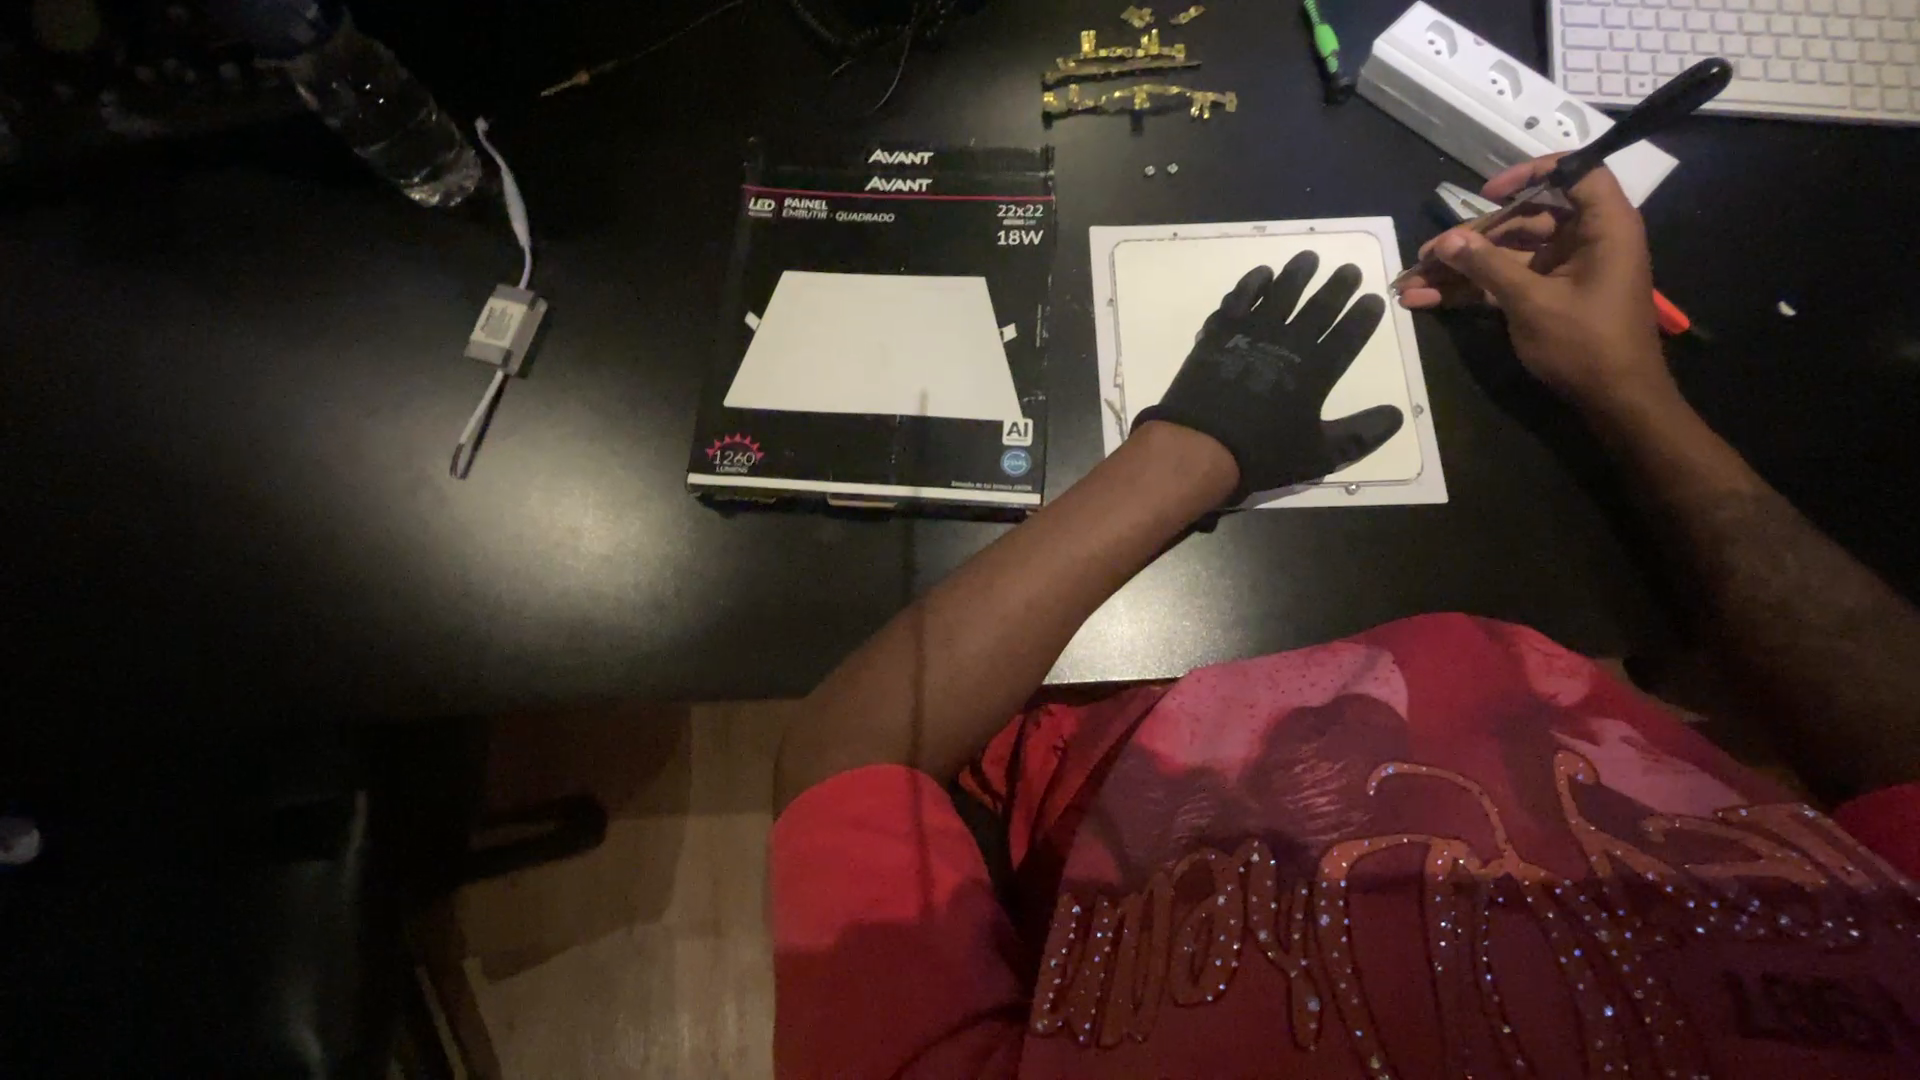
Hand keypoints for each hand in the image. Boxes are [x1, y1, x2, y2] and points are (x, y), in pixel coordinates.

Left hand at [1135, 251, 1402, 501]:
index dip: (1363, 317)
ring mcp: (1250, 334)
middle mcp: (1288, 343)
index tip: (1373, 299)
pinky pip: (1238, 300)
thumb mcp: (1318, 454)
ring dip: (1296, 274)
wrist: (1199, 445)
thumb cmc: (1261, 453)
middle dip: (1337, 287)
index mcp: (1317, 371)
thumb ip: (1359, 435)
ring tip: (1308, 258)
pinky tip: (1260, 275)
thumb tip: (1397, 415)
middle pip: (1318, 306)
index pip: (1348, 335)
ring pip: (1279, 293)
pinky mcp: (1218, 335)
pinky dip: (1251, 284)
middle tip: (1349, 269)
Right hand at [1395, 157, 1676, 419]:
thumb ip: (1488, 267)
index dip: (1532, 174)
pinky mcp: (1542, 296)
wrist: (1612, 395)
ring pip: (1502, 256)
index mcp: (1602, 227)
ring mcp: (1559, 270)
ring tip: (1410, 283)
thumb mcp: (1532, 301)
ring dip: (1456, 270)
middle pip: (1522, 222)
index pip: (1576, 175)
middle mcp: (1582, 240)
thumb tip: (1447, 241)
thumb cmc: (1586, 342)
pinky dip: (1466, 291)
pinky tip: (1425, 299)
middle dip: (1469, 240)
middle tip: (1423, 257)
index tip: (1488, 193)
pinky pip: (1499, 283)